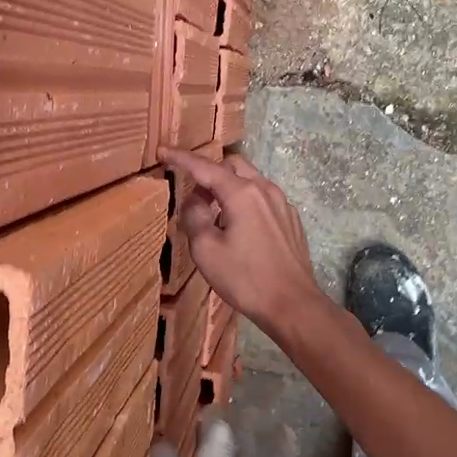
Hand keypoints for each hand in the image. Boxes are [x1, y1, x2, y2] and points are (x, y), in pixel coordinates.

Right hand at [158, 150, 326, 329]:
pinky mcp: (291, 220)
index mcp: (242, 193)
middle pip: (232, 165)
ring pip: (250, 180)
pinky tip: (240, 230)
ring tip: (215, 217)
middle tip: (194, 199)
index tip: (163, 151)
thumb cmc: (245, 278)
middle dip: (209, 174)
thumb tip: (195, 202)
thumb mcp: (206, 251)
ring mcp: (282, 204)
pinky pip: (263, 198)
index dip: (181, 158)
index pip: (205, 167)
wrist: (293, 304)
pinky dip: (246, 202)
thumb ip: (195, 218)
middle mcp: (265, 190)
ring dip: (228, 188)